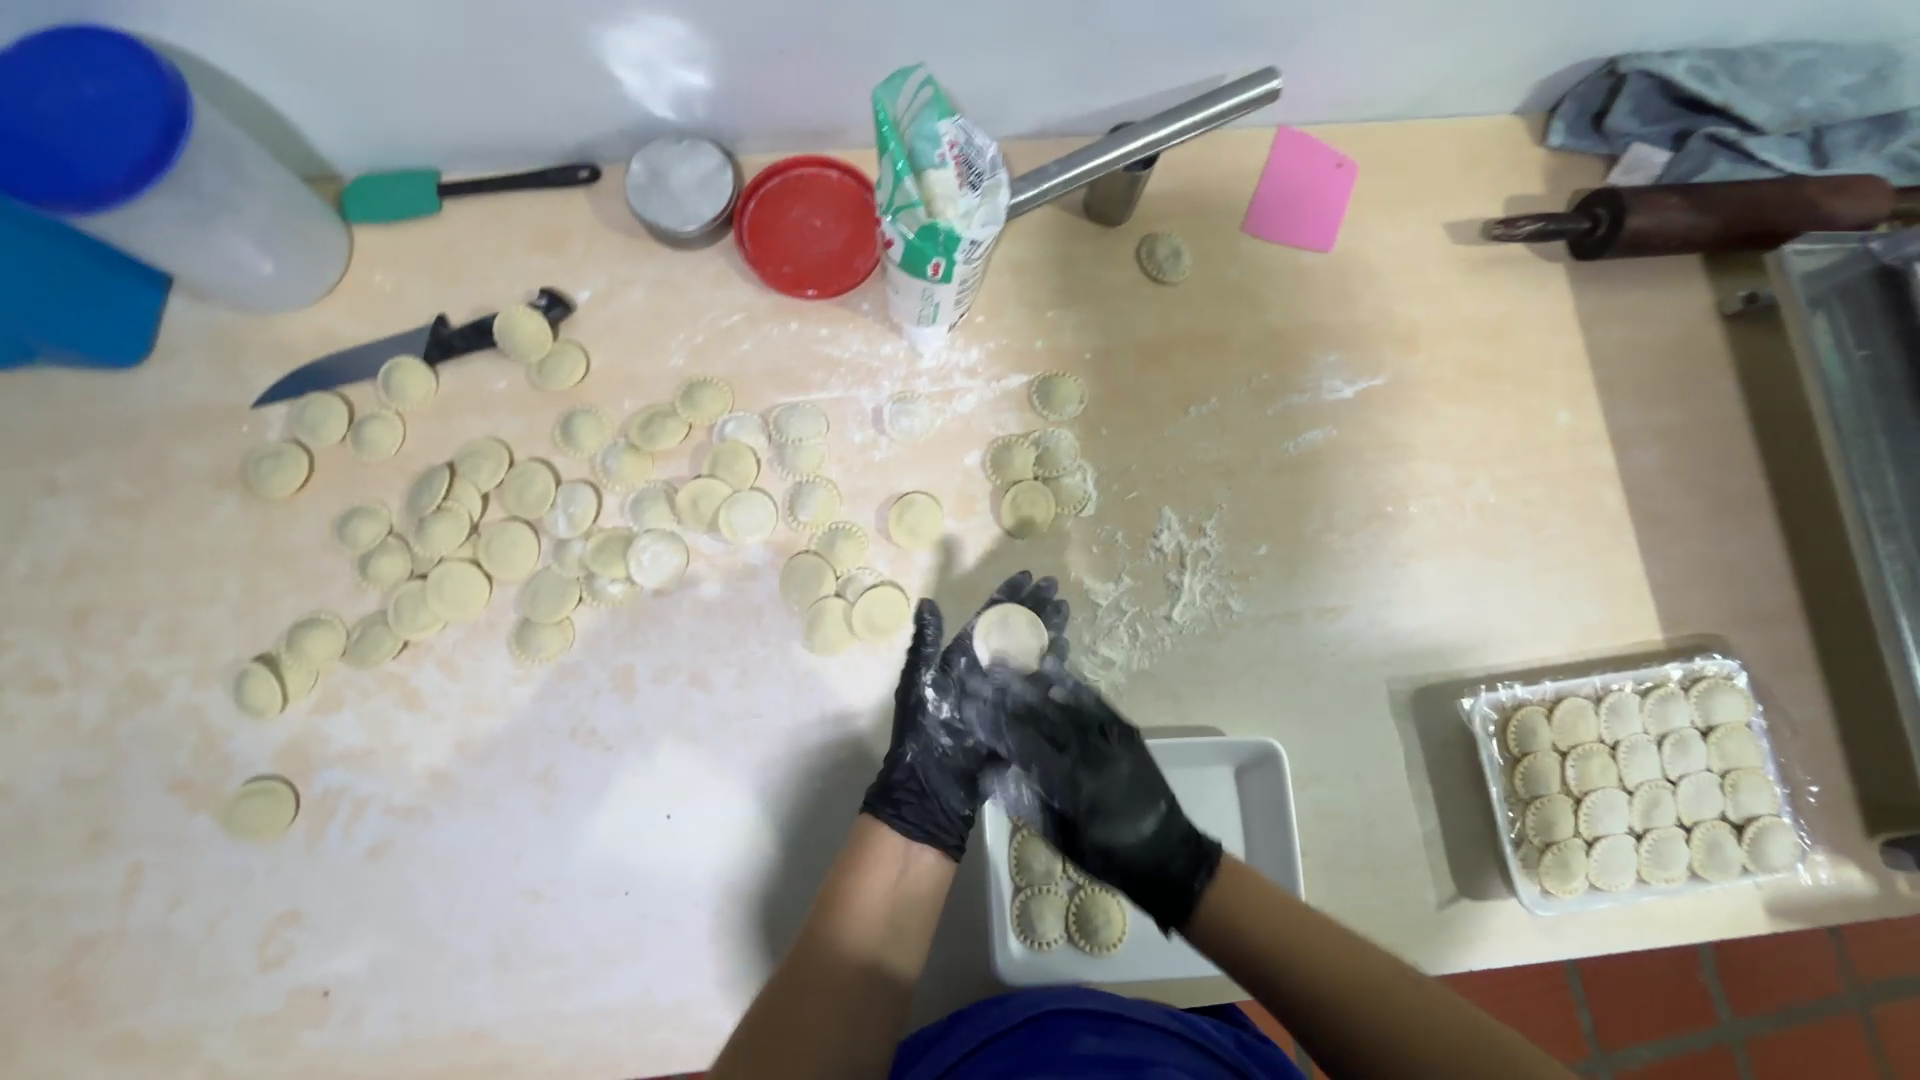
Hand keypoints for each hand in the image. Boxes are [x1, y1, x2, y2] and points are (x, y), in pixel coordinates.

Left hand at [859, 573, 1068, 860]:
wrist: (932, 790)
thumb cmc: (920, 735)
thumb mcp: (917, 686)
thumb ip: (926, 645)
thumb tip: (926, 601)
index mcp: (959, 661)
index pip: (987, 620)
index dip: (1007, 597)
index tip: (1027, 576)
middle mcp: (983, 673)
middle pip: (1013, 633)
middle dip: (1034, 610)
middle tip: (1056, 588)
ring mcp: (1002, 696)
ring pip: (1029, 656)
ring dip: (1047, 634)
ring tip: (1066, 613)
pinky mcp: (1017, 719)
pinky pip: (1037, 690)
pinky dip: (1052, 671)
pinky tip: (1066, 654)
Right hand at [966, 664, 1222, 931]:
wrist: (1166, 854)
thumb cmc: (1106, 856)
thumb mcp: (1058, 837)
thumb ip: (1027, 798)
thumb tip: (993, 767)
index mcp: (1071, 784)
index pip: (1023, 743)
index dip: (993, 723)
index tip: (970, 707)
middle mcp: (1091, 753)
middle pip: (1042, 714)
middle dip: (1008, 694)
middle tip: (982, 677)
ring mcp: (1112, 738)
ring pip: (1067, 702)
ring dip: (1035, 684)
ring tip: (1008, 668)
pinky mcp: (1127, 732)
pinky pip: (1094, 702)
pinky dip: (1070, 687)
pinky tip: (1050, 673)